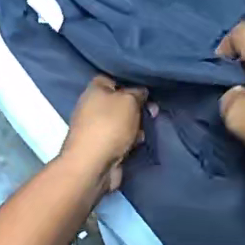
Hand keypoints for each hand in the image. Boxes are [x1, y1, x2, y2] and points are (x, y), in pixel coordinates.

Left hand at [59, 75, 147, 190]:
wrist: (93, 165)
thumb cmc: (109, 125)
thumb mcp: (128, 101)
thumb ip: (137, 93)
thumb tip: (139, 93)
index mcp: (93, 91)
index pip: (110, 80)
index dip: (128, 83)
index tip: (143, 91)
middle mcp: (92, 108)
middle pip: (119, 103)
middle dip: (137, 107)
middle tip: (152, 112)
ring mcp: (96, 129)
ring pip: (122, 122)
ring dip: (136, 126)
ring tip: (145, 130)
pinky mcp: (102, 148)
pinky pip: (121, 139)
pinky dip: (130, 141)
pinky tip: (137, 144)